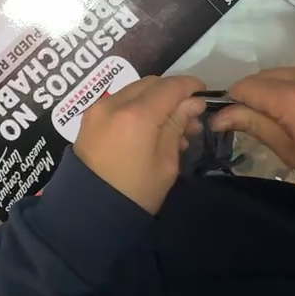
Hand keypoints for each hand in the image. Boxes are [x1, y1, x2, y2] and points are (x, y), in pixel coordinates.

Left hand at [72, 74, 205, 214]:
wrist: (90, 212)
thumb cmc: (135, 193)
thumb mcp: (166, 164)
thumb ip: (178, 126)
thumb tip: (193, 102)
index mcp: (136, 116)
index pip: (169, 87)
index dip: (190, 86)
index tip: (204, 94)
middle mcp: (114, 103)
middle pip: (151, 83)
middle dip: (173, 93)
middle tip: (190, 117)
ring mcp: (98, 108)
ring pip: (135, 89)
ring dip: (156, 100)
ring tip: (173, 128)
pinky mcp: (90, 117)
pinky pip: (120, 101)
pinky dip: (138, 106)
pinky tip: (150, 129)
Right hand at [211, 63, 294, 218]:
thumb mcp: (293, 155)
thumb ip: (256, 126)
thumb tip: (221, 115)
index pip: (246, 87)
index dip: (232, 102)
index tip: (227, 121)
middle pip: (264, 76)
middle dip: (252, 95)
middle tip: (252, 122)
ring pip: (285, 72)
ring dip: (274, 90)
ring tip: (281, 118)